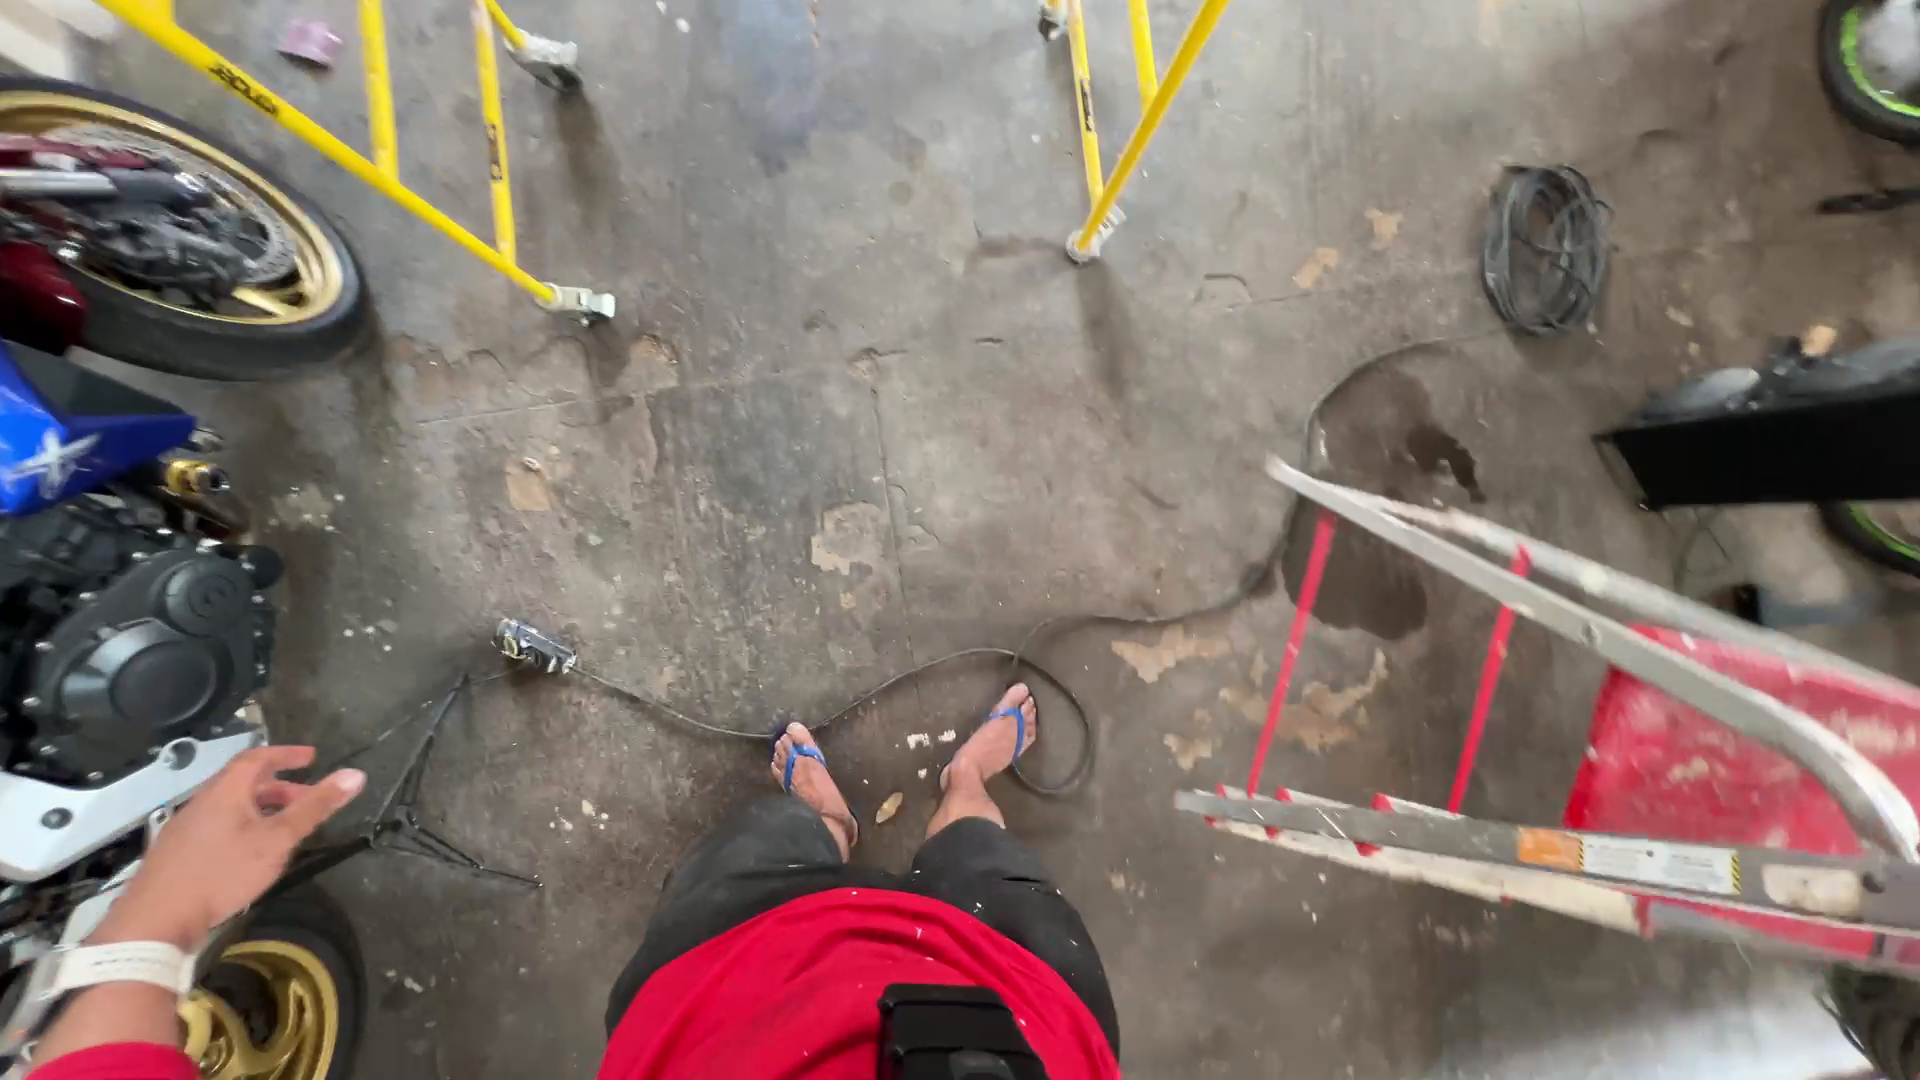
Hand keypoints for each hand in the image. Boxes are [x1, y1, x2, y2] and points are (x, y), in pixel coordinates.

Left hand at [90, 746, 364, 950]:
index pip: (255, 759)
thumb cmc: (221, 872)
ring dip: (262, 807)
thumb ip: (316, 806)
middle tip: (307, 797)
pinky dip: (244, 824)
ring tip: (286, 826)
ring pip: (230, 806)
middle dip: (280, 785)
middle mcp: (201, 805)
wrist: (153, 925)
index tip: (311, 757)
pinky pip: (217, 825)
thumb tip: (356, 774)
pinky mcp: (176, 854)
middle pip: (242, 783)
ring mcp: (184, 830)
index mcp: (223, 794)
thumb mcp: (279, 838)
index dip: (285, 754)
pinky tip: (253, 849)